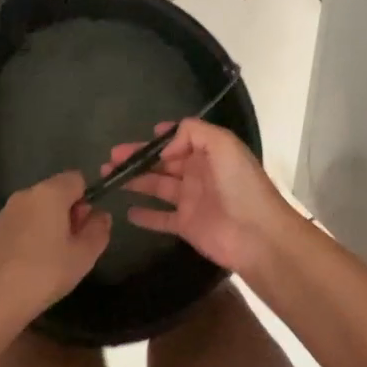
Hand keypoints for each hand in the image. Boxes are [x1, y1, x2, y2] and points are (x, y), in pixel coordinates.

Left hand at [0, 171, 111, 322]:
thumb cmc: (44, 274)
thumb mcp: (84, 256)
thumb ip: (98, 230)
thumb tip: (101, 215)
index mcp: (49, 192)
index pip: (77, 179)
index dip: (87, 200)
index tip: (83, 229)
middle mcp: (26, 193)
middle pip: (57, 192)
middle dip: (69, 213)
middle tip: (71, 247)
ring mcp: (7, 211)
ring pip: (39, 208)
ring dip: (50, 225)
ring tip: (51, 260)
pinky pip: (22, 222)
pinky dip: (31, 235)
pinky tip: (30, 265)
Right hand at [104, 118, 297, 273]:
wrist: (257, 234)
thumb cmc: (240, 184)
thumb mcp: (222, 144)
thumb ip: (193, 132)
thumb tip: (165, 145)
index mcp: (208, 151)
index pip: (180, 139)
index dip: (160, 137)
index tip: (142, 136)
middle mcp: (198, 172)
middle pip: (163, 162)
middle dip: (138, 157)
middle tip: (110, 157)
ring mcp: (191, 200)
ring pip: (157, 186)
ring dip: (135, 180)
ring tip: (109, 176)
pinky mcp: (186, 226)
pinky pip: (161, 218)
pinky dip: (145, 215)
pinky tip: (127, 211)